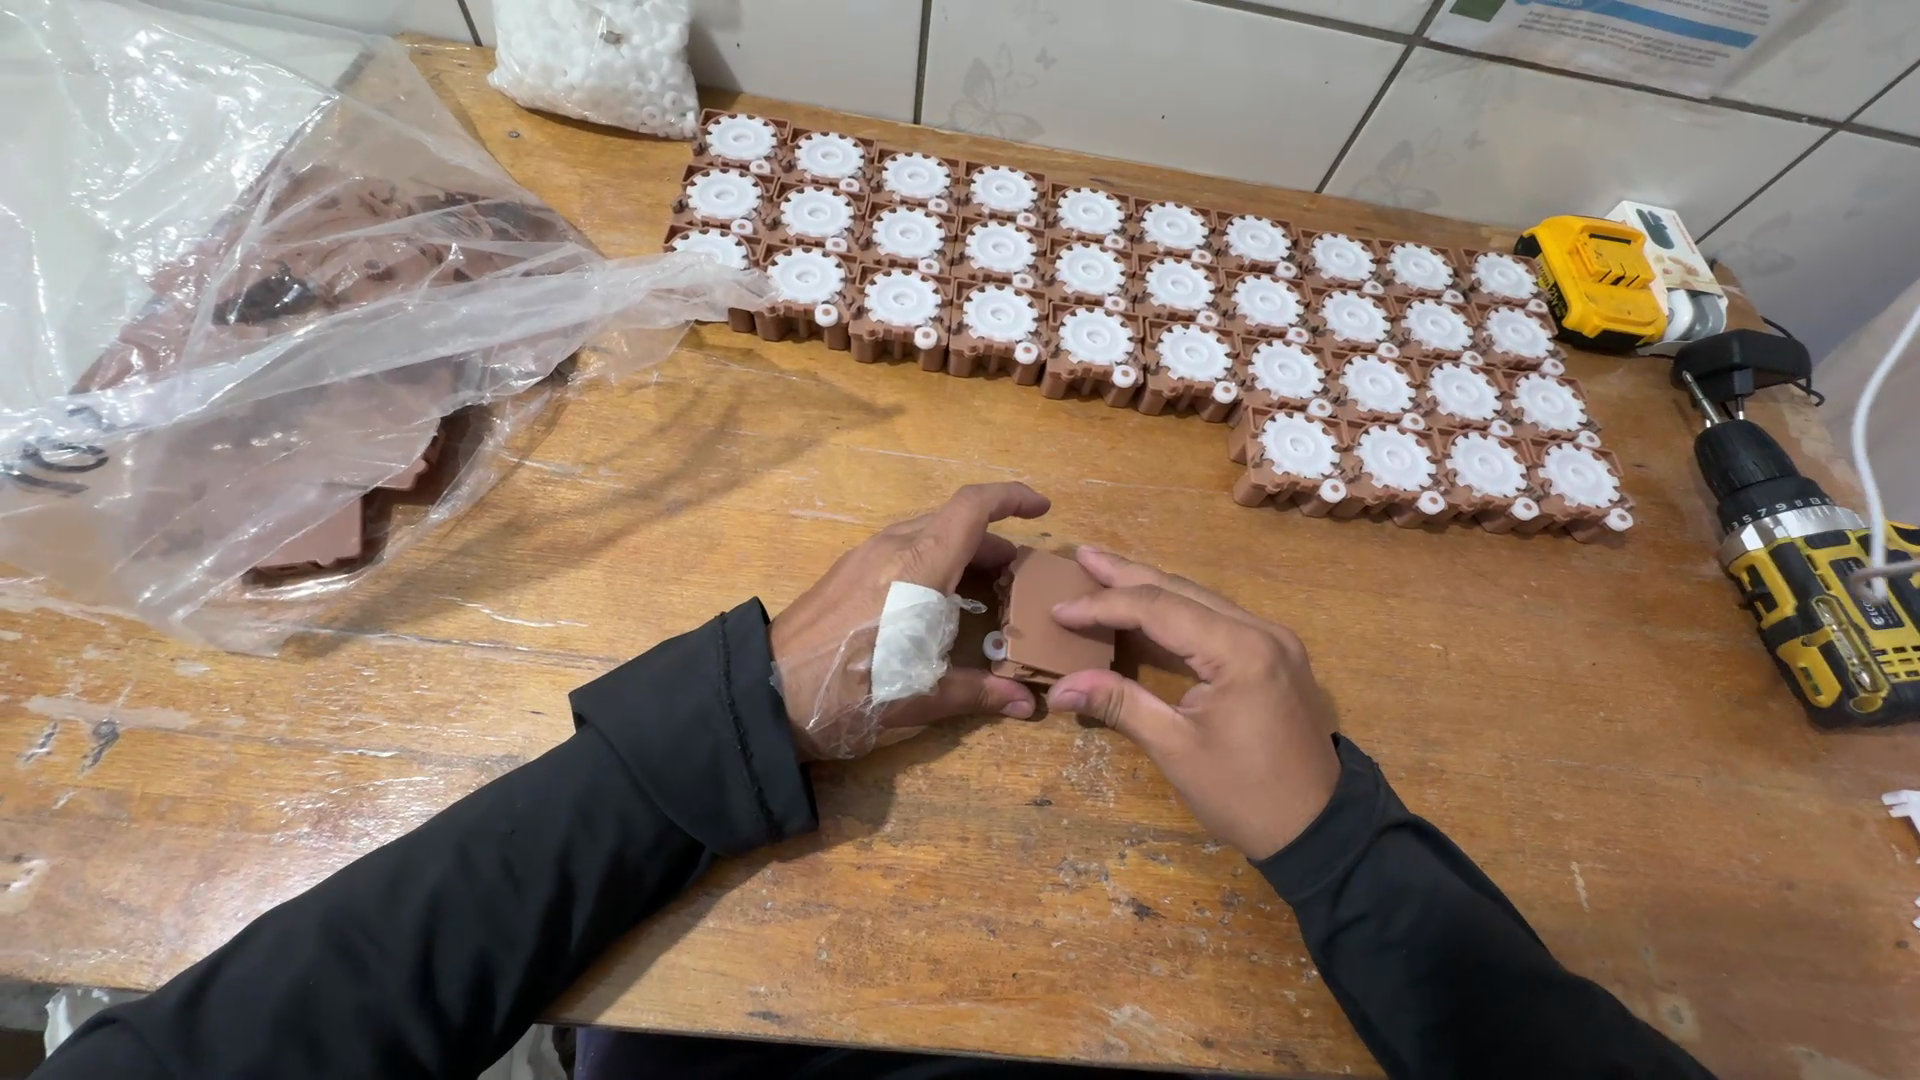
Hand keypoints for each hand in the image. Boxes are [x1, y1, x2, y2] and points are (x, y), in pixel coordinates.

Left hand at [770, 483, 1050, 760]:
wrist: (768, 693)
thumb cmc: (852, 689)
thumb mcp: (920, 696)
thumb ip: (978, 692)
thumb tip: (1026, 703)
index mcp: (919, 564)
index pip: (972, 507)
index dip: (1012, 497)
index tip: (1042, 509)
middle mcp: (893, 546)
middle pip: (953, 520)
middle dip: (993, 540)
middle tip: (1016, 576)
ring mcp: (865, 554)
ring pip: (926, 532)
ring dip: (960, 549)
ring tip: (981, 588)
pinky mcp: (847, 570)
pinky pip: (901, 547)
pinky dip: (931, 559)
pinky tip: (934, 600)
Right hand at [1044, 549, 1339, 859]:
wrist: (1320, 828)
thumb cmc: (1245, 794)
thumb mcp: (1176, 749)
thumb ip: (1119, 705)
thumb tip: (1059, 689)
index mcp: (1239, 651)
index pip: (1158, 608)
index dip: (1103, 606)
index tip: (1059, 610)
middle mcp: (1260, 630)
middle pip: (1180, 589)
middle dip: (1126, 573)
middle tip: (1081, 554)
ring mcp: (1272, 638)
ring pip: (1199, 597)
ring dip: (1150, 584)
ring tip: (1105, 568)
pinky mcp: (1274, 653)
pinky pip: (1215, 616)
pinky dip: (1175, 607)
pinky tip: (1149, 602)